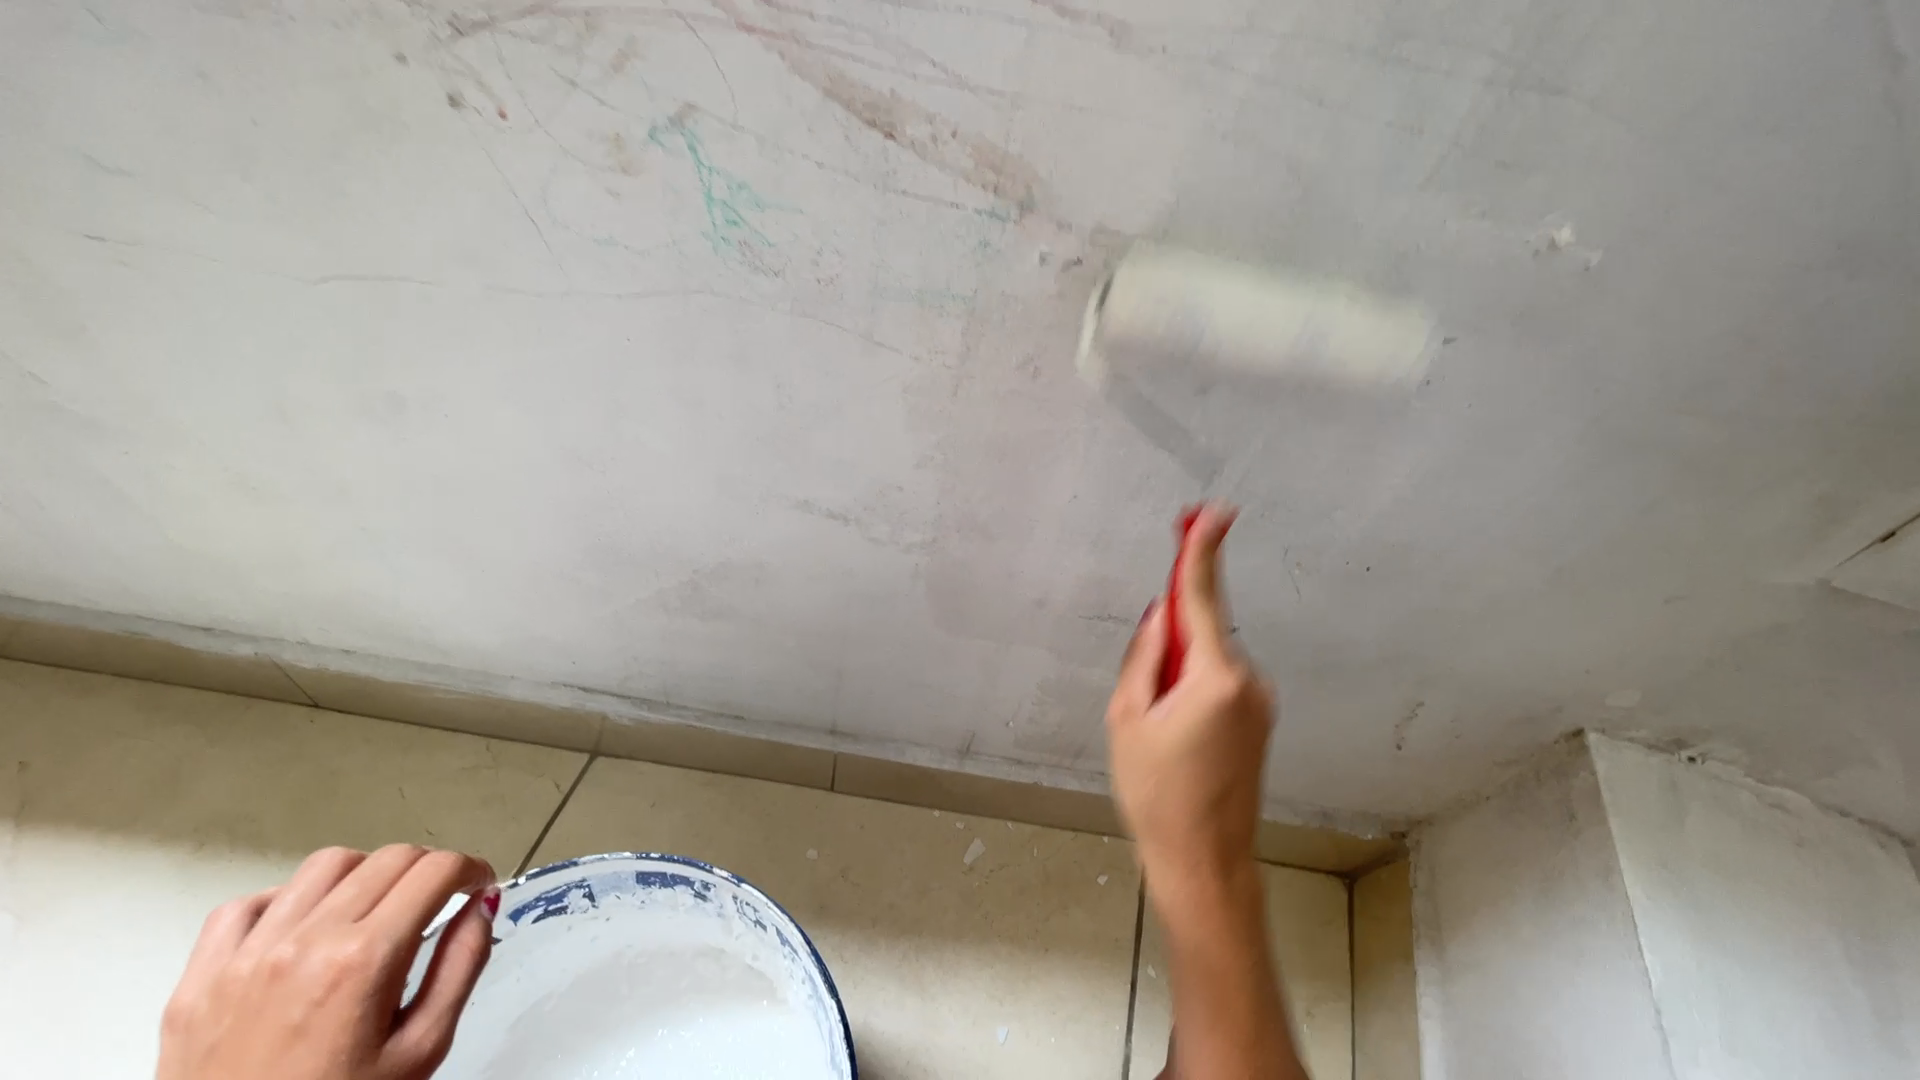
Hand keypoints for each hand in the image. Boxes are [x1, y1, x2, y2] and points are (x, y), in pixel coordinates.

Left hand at [157, 844, 498, 1079]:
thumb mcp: (423, 1047)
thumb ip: (462, 965)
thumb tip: (481, 904)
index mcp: (364, 960)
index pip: (436, 871)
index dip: (470, 869)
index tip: (476, 885)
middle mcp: (304, 943)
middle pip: (389, 858)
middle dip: (429, 869)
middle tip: (439, 899)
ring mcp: (244, 957)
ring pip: (326, 865)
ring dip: (365, 874)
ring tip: (376, 908)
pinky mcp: (199, 978)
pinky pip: (246, 904)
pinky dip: (287, 900)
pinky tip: (307, 928)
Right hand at [1106, 503, 1274, 891]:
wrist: (1204, 861)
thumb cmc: (1155, 792)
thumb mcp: (1126, 718)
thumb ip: (1144, 655)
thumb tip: (1161, 613)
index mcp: (1215, 676)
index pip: (1205, 598)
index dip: (1204, 551)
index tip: (1214, 512)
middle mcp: (1248, 680)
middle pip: (1203, 631)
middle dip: (1169, 639)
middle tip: (1142, 698)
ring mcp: (1260, 702)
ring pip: (1209, 659)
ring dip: (1178, 671)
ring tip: (1157, 731)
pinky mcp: (1260, 719)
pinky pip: (1220, 681)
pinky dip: (1193, 688)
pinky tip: (1176, 736)